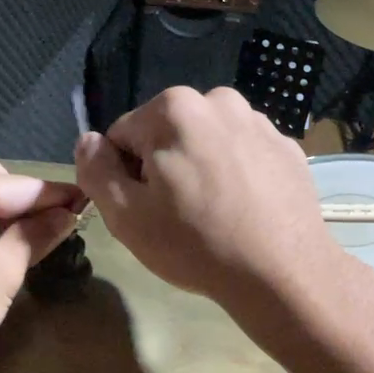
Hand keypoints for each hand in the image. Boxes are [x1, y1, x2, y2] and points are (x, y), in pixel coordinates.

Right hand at [74, 87, 336, 309]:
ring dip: (198, 173)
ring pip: (205, 145)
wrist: (280, 272)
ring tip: (209, 218)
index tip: (140, 211)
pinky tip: (239, 214)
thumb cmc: (194, 244)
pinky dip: (233, 179)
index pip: (121, 137)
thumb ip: (96, 171)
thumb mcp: (125, 216)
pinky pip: (241, 157)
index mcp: (172, 109)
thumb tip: (87, 142)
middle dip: (161, 170)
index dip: (122, 177)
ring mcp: (258, 122)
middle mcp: (217, 100)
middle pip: (165, 136)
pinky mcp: (286, 148)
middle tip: (173, 219)